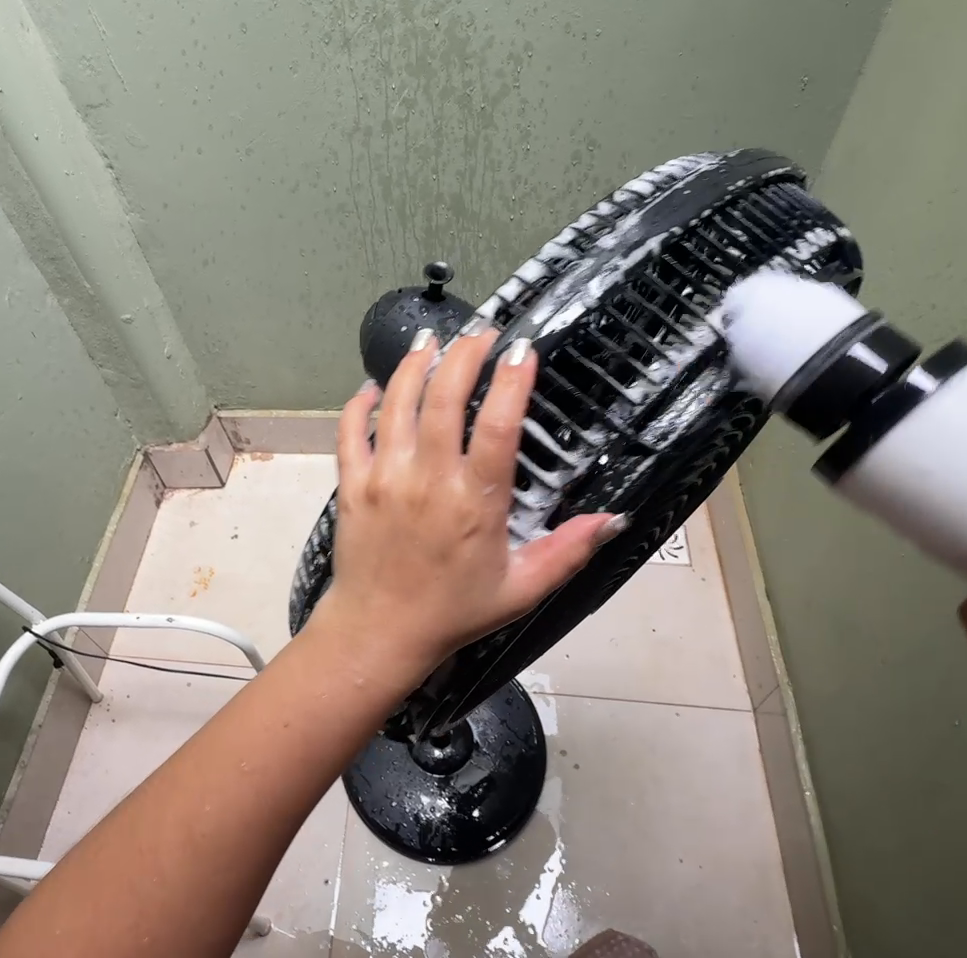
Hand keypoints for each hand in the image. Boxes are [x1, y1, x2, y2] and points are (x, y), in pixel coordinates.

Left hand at [308, 323, 625, 682]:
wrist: (379, 632)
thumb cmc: (454, 610)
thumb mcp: (521, 588)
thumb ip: (568, 551)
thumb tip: (615, 519)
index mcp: (473, 503)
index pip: (496, 427)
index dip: (511, 382)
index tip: (522, 350)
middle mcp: (426, 481)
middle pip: (442, 399)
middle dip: (463, 356)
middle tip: (481, 334)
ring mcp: (383, 478)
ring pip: (396, 404)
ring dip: (413, 365)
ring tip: (431, 340)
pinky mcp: (351, 484)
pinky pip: (351, 431)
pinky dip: (361, 403)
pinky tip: (375, 386)